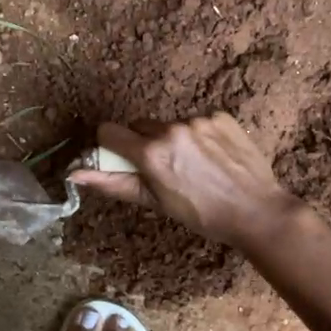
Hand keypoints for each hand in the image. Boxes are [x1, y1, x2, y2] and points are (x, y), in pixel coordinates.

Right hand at [70, 115, 313, 249]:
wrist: (257, 210)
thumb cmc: (202, 214)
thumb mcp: (155, 203)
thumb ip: (113, 183)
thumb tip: (74, 175)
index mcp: (151, 152)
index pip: (109, 131)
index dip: (111, 145)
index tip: (123, 160)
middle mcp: (171, 129)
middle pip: (140, 126)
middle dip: (144, 143)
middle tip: (164, 169)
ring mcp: (198, 119)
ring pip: (169, 124)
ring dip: (173, 139)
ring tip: (194, 165)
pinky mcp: (220, 115)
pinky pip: (196, 120)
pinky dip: (198, 135)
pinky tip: (213, 157)